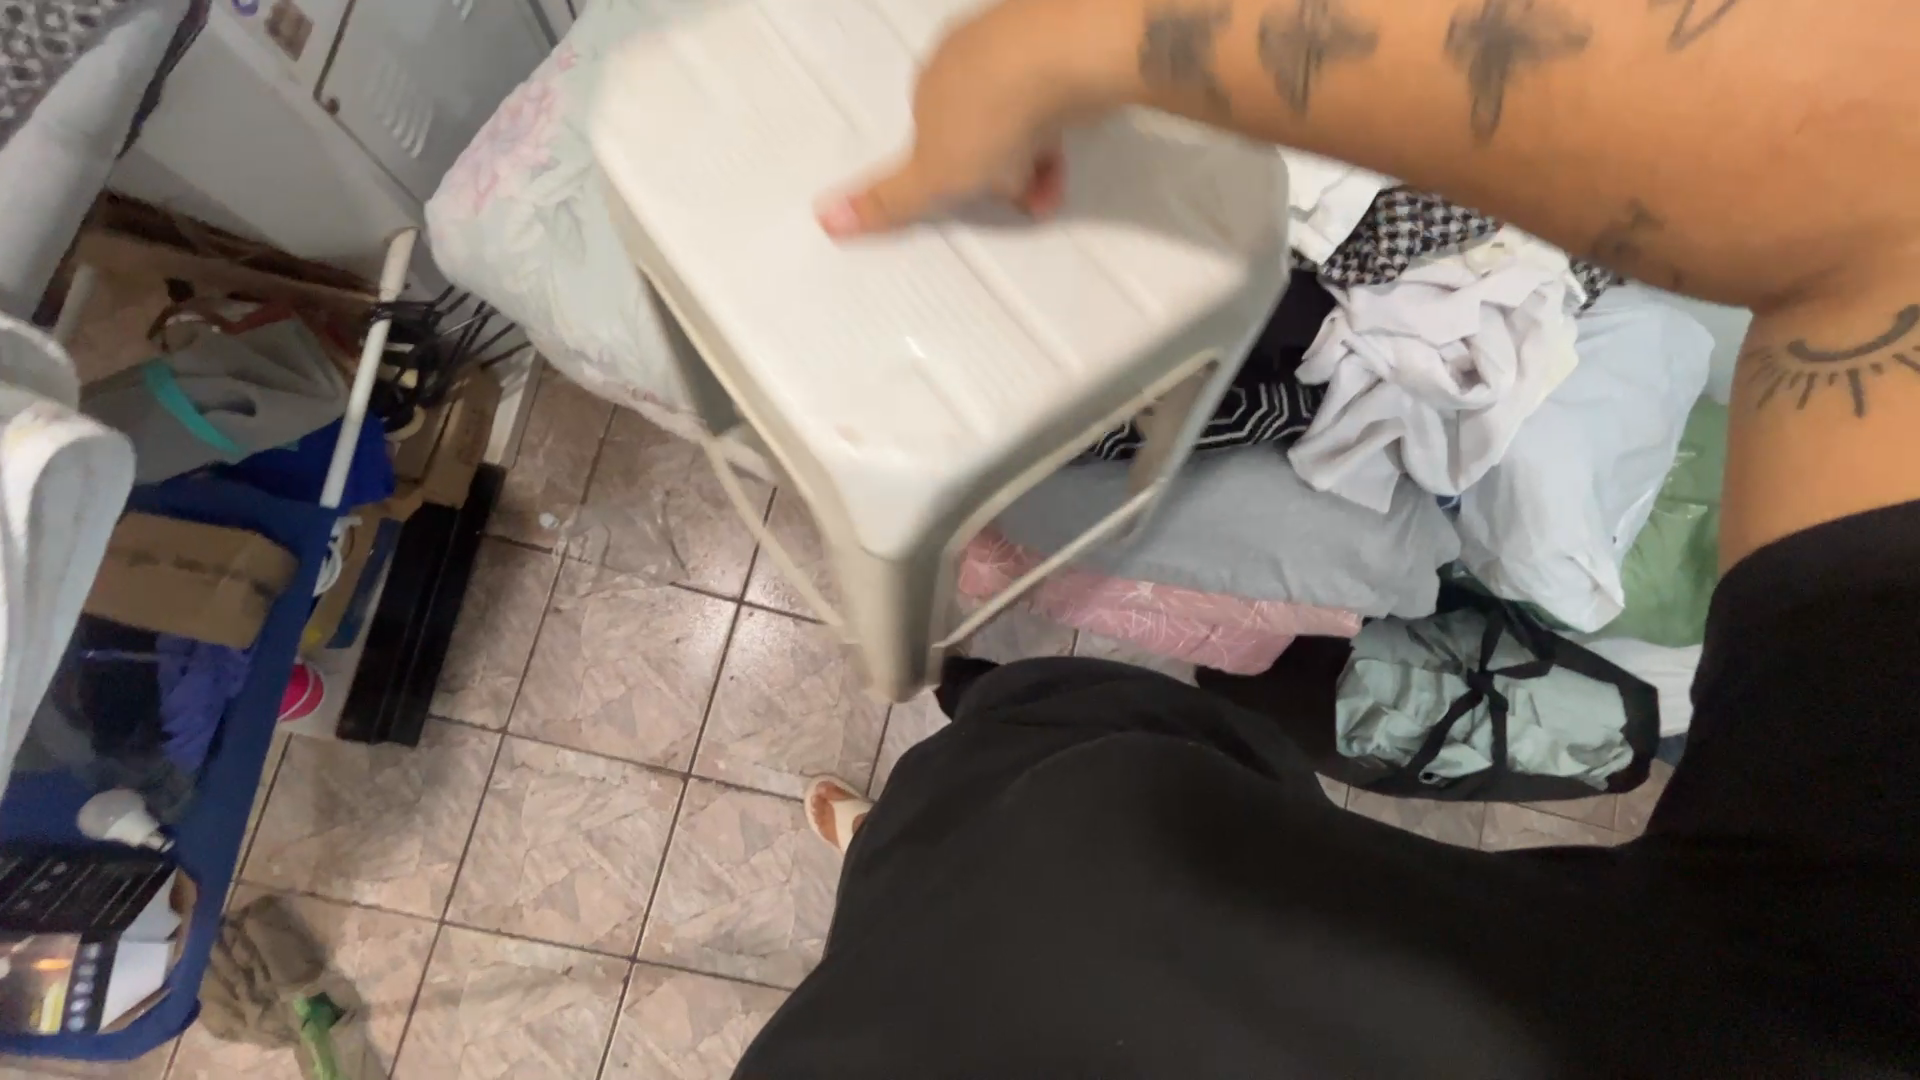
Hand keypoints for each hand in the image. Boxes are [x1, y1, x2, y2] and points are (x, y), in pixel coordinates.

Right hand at [816, 0, 1112, 236]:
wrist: (1060, 59)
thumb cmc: (987, 119)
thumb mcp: (928, 177)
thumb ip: (886, 201)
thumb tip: (824, 220)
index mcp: (927, 85)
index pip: (933, 139)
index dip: (952, 178)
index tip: (971, 200)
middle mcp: (965, 60)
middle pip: (978, 131)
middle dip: (997, 174)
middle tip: (1019, 200)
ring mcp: (1012, 48)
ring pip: (1018, 119)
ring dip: (1032, 165)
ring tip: (1046, 193)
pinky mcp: (1057, 47)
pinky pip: (1052, 102)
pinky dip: (1056, 138)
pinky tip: (1065, 161)